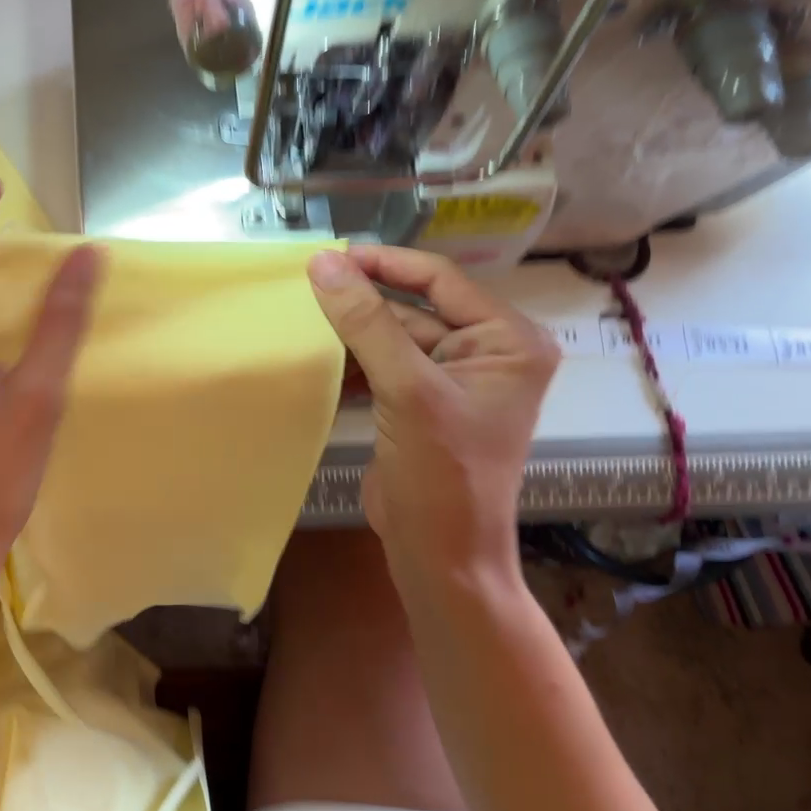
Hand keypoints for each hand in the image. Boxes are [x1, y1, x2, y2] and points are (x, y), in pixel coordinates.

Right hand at [306, 247, 558, 589]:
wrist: (440, 555)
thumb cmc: (442, 475)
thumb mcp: (407, 390)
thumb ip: (367, 323)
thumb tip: (323, 262)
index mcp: (509, 340)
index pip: (440, 279)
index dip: (384, 263)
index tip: (328, 255)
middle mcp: (488, 352)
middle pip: (414, 306)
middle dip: (363, 298)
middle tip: (304, 284)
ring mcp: (454, 380)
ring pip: (393, 336)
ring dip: (353, 329)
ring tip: (302, 313)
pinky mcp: (423, 405)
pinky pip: (384, 365)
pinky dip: (352, 360)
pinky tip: (317, 354)